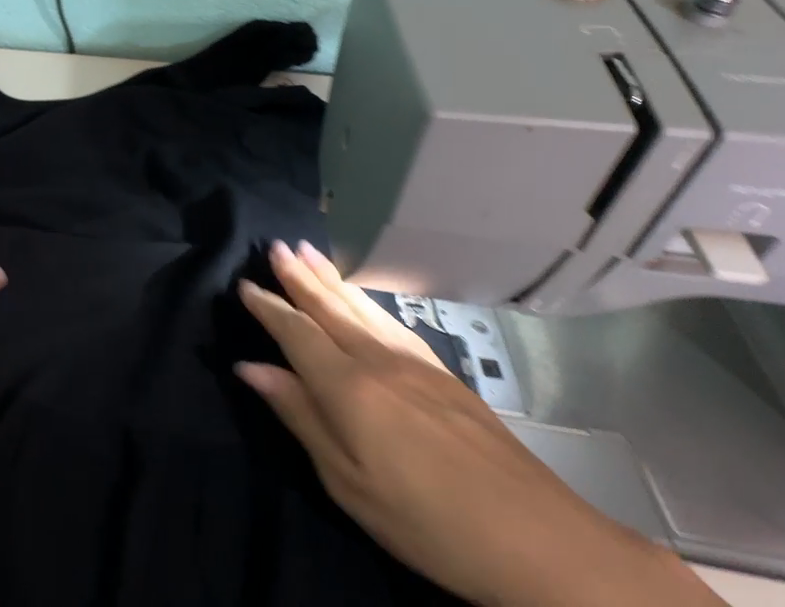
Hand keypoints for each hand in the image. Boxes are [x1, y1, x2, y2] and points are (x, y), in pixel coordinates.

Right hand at [235, 241, 720, 606]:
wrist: (540, 539)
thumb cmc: (427, 522)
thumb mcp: (347, 482)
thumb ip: (300, 416)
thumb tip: (251, 368)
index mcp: (349, 387)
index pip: (296, 333)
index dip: (268, 308)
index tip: (244, 284)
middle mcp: (379, 361)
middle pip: (330, 308)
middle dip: (299, 277)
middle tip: (275, 246)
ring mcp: (417, 364)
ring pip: (362, 308)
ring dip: (332, 279)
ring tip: (309, 252)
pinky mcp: (445, 375)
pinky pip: (391, 321)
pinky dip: (366, 300)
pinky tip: (361, 298)